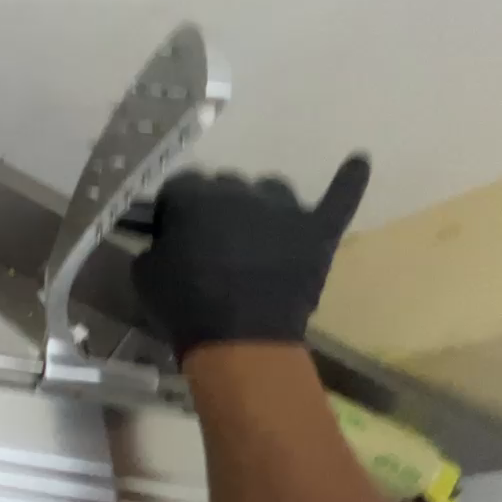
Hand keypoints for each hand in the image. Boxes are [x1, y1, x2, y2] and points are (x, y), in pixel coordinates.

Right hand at [132, 156, 367, 355]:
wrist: (238, 339)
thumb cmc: (182, 305)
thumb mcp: (144, 273)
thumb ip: (154, 244)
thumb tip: (165, 237)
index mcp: (196, 199)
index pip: (179, 184)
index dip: (171, 206)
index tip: (166, 227)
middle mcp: (242, 192)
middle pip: (225, 182)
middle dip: (212, 204)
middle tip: (206, 236)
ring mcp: (286, 208)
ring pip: (271, 187)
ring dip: (256, 202)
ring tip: (250, 228)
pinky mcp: (318, 230)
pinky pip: (340, 196)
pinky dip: (349, 179)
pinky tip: (357, 162)